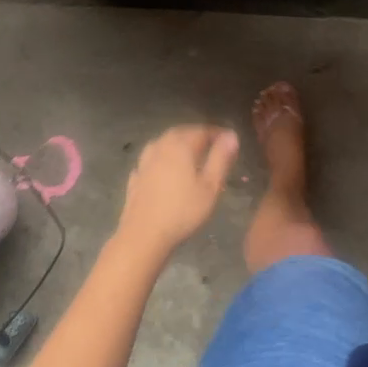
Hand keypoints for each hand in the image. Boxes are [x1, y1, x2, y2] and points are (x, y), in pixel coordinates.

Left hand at [113, 126, 238, 257]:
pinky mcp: (135, 177)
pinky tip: (164, 168)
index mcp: (181, 146)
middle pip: (180, 133)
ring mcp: (144, 162)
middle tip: (211, 143)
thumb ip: (221, 158)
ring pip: (163, 143)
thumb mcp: (210, 186)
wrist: (143, 236)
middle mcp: (161, 147)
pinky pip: (151, 159)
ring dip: (177, 144)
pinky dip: (162, 159)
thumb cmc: (182, 211)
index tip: (229, 138)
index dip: (217, 133)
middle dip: (196, 135)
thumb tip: (231, 135)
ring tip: (189, 153)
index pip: (202, 130)